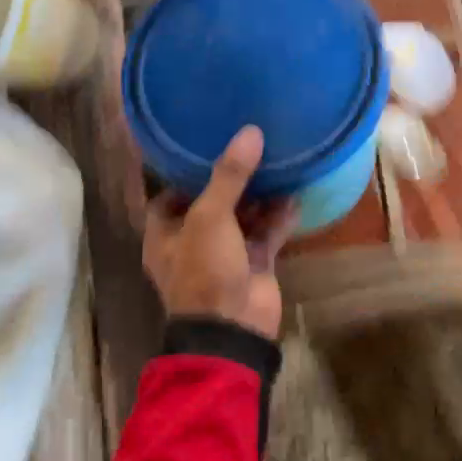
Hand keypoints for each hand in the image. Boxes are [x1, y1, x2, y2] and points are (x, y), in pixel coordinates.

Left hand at [142, 126, 296, 338]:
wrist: (233, 328)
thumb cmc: (205, 270)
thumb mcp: (210, 217)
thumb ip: (230, 175)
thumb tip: (250, 132)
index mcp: (164, 234)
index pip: (170, 196)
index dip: (187, 173)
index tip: (210, 146)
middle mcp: (192, 242)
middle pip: (212, 203)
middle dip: (233, 179)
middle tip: (253, 148)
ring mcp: (225, 255)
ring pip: (244, 217)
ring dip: (260, 195)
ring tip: (278, 162)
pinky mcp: (254, 264)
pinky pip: (267, 233)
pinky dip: (280, 216)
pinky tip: (296, 194)